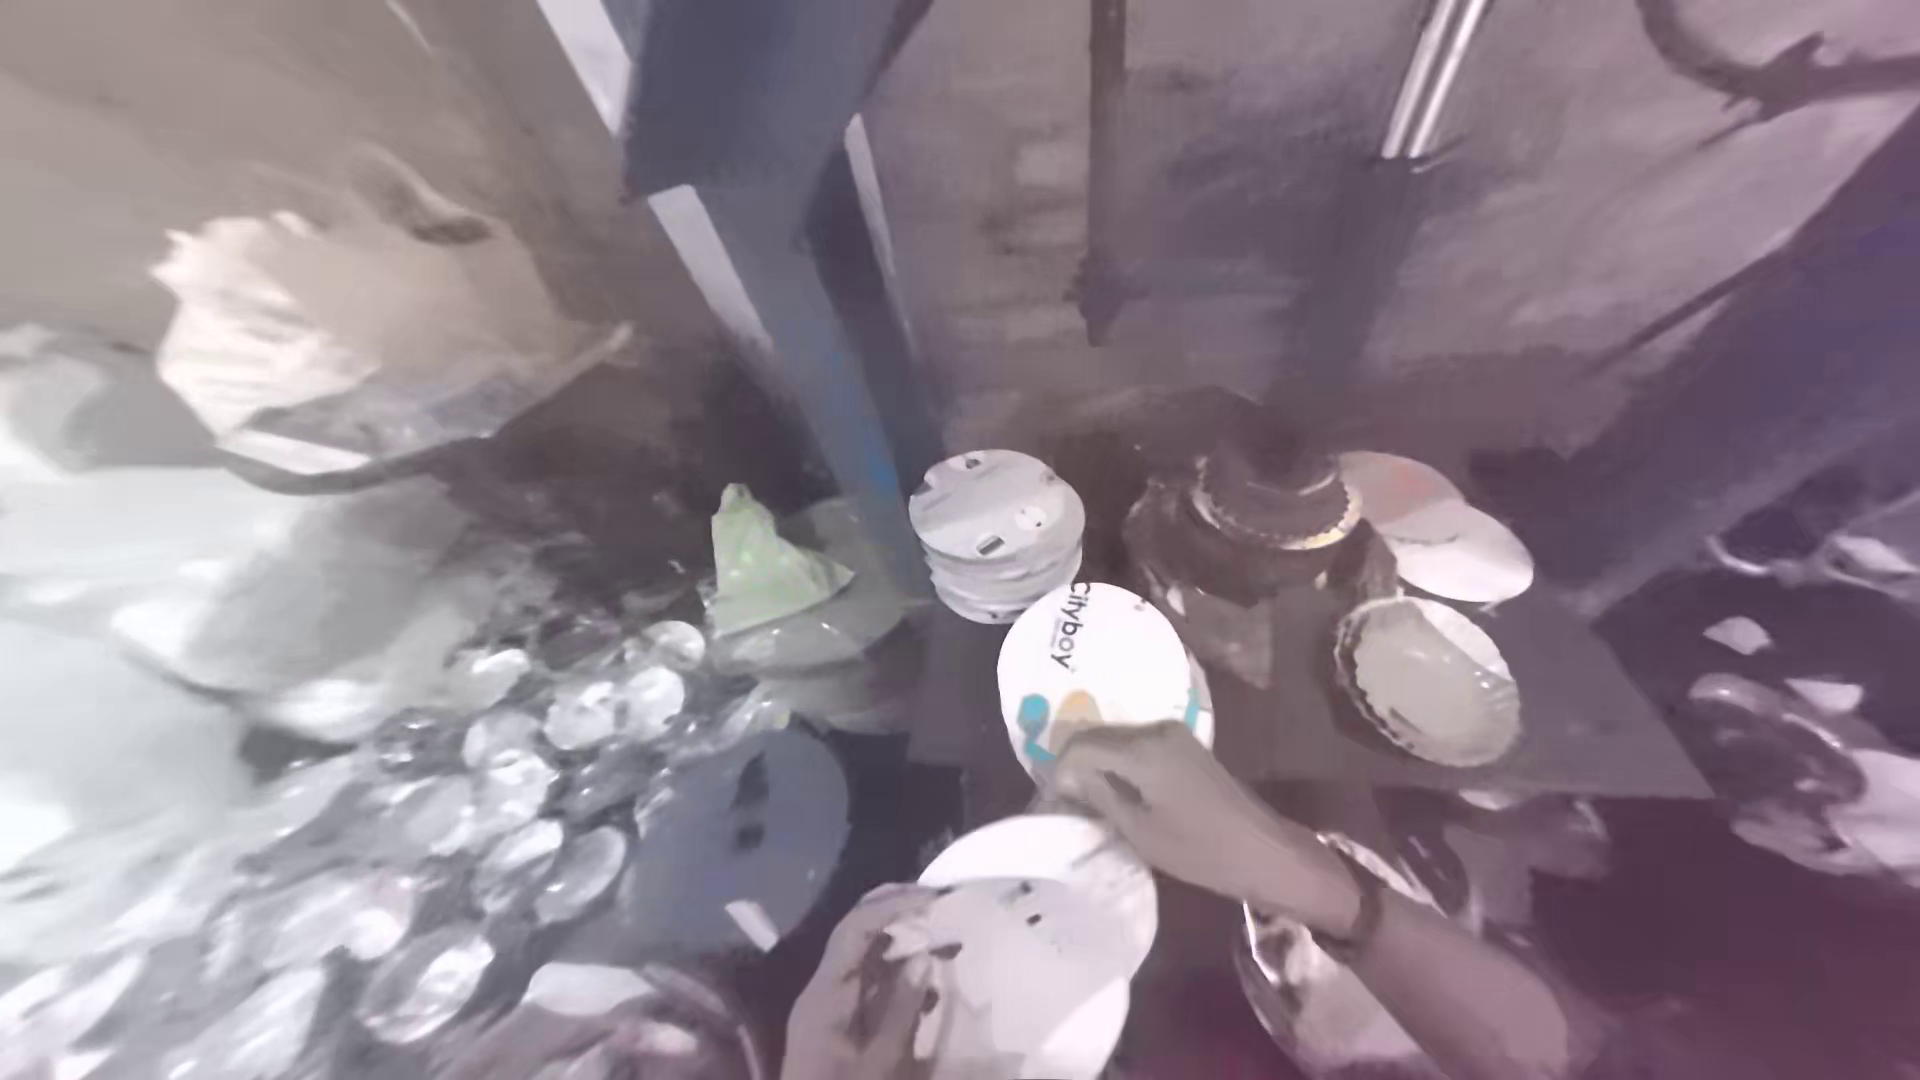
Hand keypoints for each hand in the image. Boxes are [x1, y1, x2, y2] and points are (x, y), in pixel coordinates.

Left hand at [782, 885, 937, 1079]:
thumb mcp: (879, 1068)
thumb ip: (901, 1010)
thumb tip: (923, 957)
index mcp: (826, 992)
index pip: (856, 927)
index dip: (893, 905)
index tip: (932, 899)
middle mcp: (822, 985)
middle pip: (855, 927)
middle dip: (893, 906)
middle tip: (935, 900)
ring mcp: (828, 1000)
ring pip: (862, 947)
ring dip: (897, 932)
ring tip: (936, 928)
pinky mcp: (837, 1017)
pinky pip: (867, 975)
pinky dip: (895, 965)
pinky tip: (924, 979)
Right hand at [1055, 721, 1361, 933]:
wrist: (1266, 851)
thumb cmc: (1202, 851)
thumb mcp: (1141, 832)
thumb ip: (1099, 796)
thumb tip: (1068, 777)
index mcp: (1143, 750)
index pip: (1083, 744)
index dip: (1061, 767)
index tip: (1053, 795)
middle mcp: (1155, 729)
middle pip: (1098, 735)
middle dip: (1076, 762)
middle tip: (1065, 796)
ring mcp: (1171, 731)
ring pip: (1116, 737)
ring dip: (1097, 760)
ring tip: (1086, 793)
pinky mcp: (1182, 741)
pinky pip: (1136, 742)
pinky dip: (1118, 760)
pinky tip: (1114, 785)